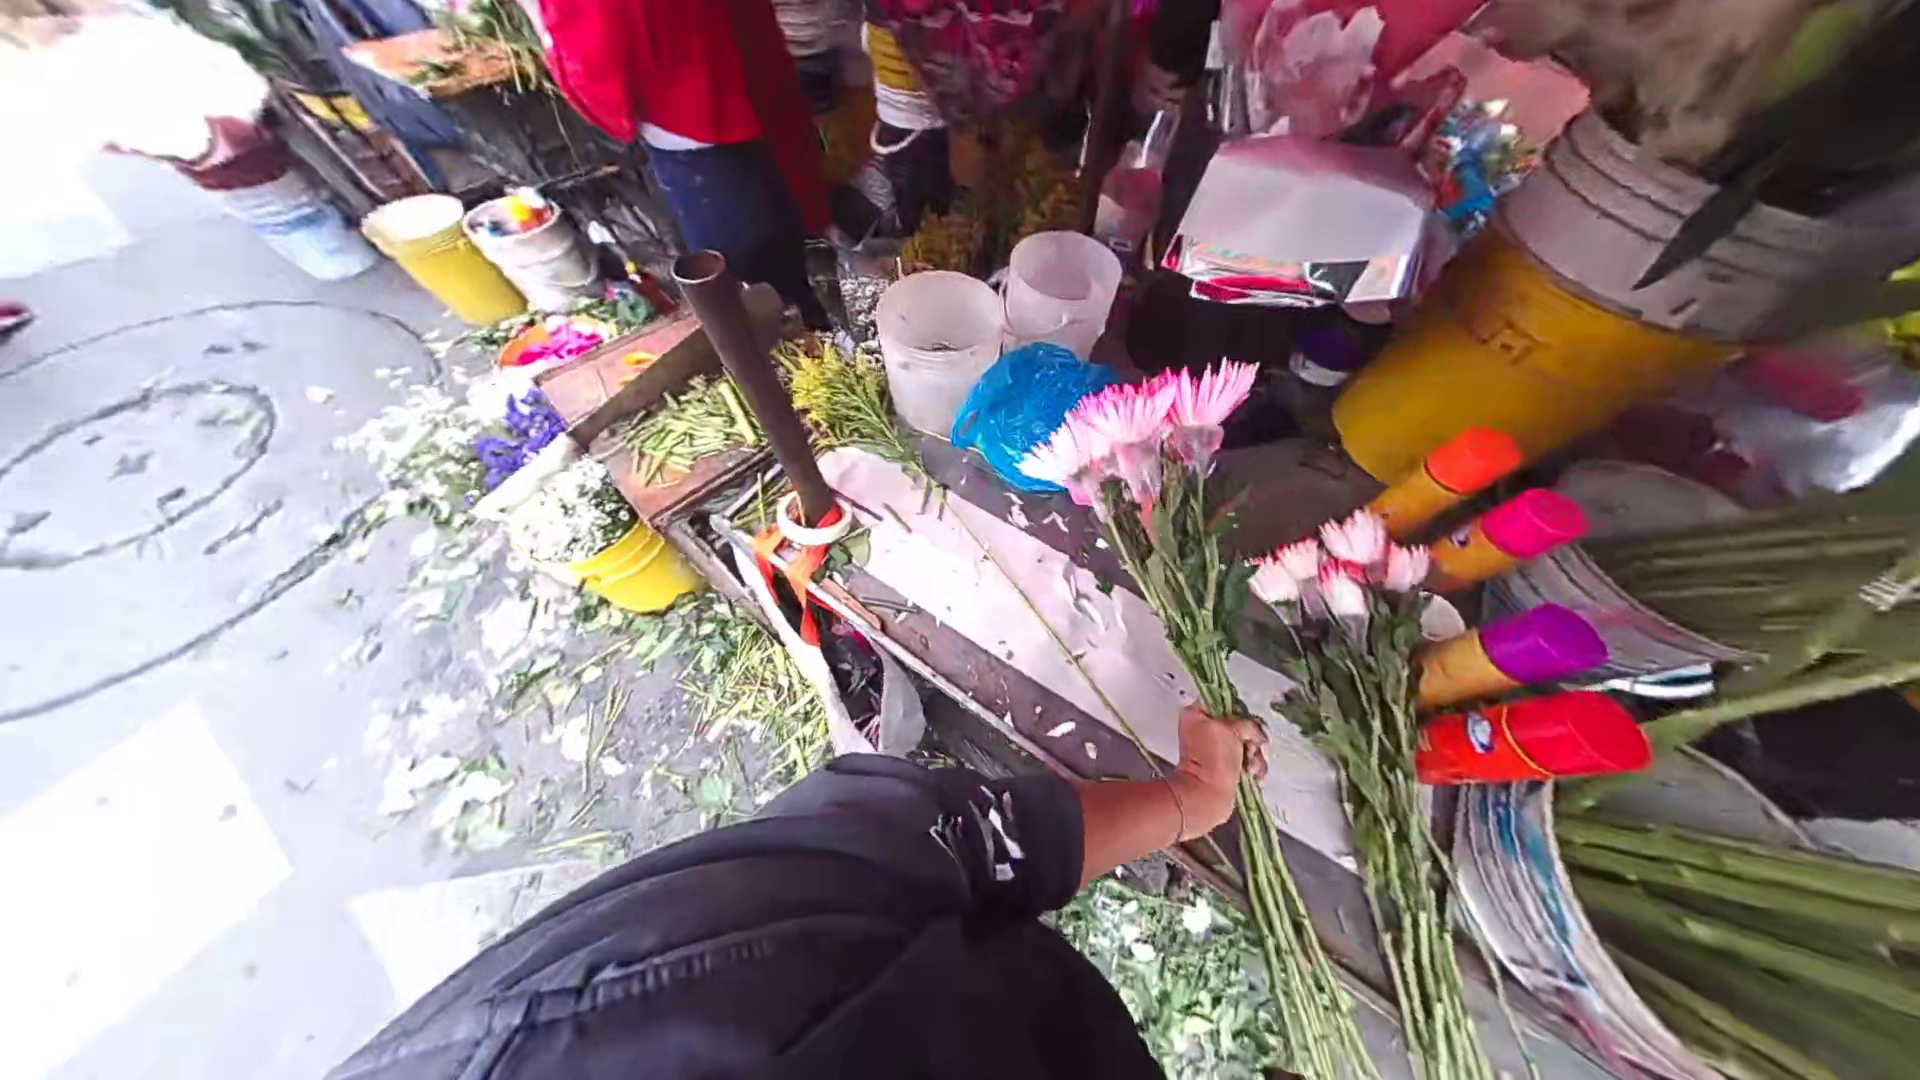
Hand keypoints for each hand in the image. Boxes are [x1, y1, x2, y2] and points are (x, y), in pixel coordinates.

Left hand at [1167, 704, 1267, 839]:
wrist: (1207, 794)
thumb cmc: (1212, 758)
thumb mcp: (1228, 728)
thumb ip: (1245, 722)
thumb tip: (1255, 731)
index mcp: (1197, 713)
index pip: (1223, 700)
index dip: (1238, 710)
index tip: (1245, 723)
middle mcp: (1207, 727)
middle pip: (1241, 722)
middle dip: (1251, 737)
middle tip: (1248, 748)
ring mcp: (1219, 747)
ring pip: (1250, 741)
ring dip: (1255, 754)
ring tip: (1249, 766)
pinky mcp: (1230, 764)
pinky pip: (1251, 759)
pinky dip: (1255, 767)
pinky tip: (1252, 775)